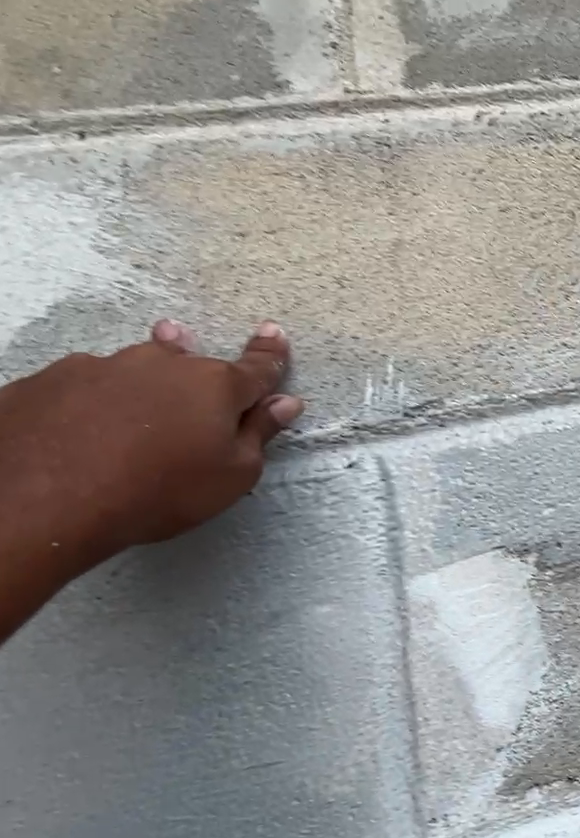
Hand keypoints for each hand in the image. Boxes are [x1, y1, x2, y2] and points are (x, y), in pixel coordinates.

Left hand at [0, 320, 304, 564]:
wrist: (36, 506)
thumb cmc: (158, 491)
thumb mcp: (232, 473)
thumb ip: (259, 434)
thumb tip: (284, 403)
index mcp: (215, 386)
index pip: (257, 366)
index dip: (269, 352)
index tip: (271, 331)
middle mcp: (159, 366)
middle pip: (186, 359)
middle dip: (192, 359)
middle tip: (187, 358)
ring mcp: (93, 370)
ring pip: (128, 368)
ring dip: (138, 379)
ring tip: (132, 402)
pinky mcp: (38, 385)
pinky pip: (75, 386)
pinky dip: (86, 399)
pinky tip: (78, 425)